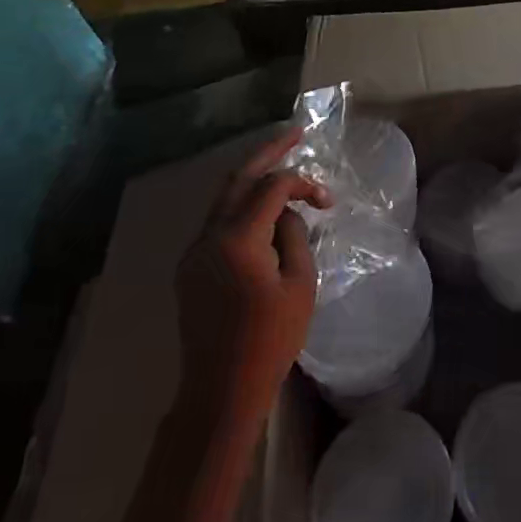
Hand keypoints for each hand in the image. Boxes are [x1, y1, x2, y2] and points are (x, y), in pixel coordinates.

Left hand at [175, 128, 330, 407]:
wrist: (221, 387)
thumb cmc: (271, 338)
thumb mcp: (300, 284)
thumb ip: (295, 238)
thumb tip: (288, 217)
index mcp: (237, 240)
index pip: (272, 188)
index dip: (304, 183)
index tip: (329, 202)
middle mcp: (207, 238)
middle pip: (237, 180)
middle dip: (268, 154)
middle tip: (295, 134)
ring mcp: (194, 253)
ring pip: (223, 200)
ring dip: (254, 181)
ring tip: (283, 168)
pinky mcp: (191, 268)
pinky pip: (218, 224)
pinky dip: (243, 208)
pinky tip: (265, 213)